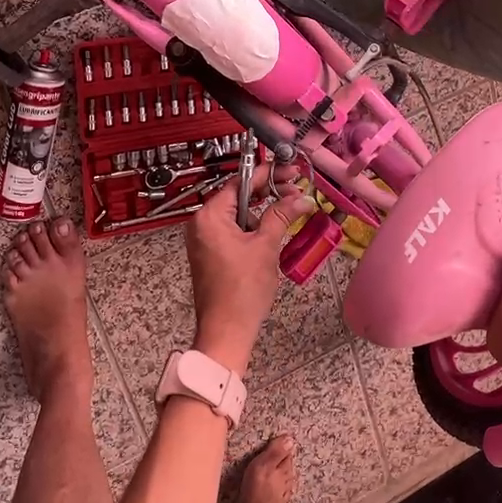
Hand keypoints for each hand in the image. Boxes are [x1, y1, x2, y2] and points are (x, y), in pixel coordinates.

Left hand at [184, 165, 313, 376]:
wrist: (226, 332)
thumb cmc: (241, 292)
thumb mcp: (266, 247)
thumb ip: (281, 216)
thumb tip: (299, 198)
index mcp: (210, 216)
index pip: (241, 182)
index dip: (268, 174)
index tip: (289, 171)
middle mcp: (202, 224)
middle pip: (238, 196)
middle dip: (267, 192)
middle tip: (294, 189)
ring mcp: (204, 240)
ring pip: (238, 214)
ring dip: (262, 211)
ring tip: (287, 212)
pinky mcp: (211, 254)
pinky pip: (233, 230)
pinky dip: (252, 228)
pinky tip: (272, 231)